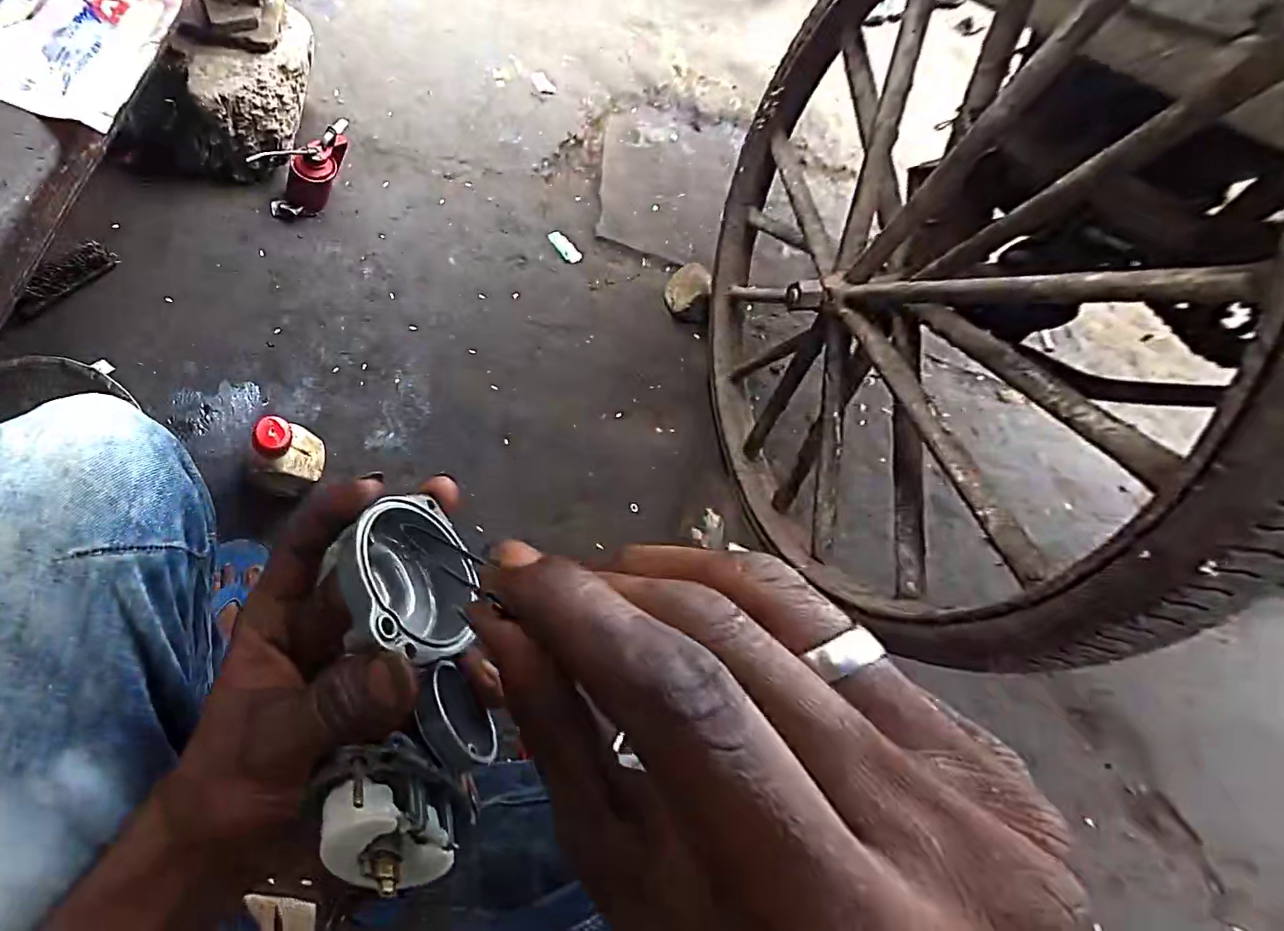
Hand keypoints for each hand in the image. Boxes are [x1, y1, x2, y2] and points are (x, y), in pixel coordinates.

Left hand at [156, 476, 461, 849]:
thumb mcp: (271, 739)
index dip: (332, 512)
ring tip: (478, 596)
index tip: (376, 486)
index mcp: (276, 620)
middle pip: (362, 574)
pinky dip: (446, 676)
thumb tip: (402, 669)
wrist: (227, 850)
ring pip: (396, 623)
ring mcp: (350, 671)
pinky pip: (415, 682)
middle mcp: (318, 634)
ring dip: (435, 607)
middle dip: (401, 539)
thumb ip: (331, 706)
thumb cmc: (228, 780)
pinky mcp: (376, 711)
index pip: (301, 549)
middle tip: (448, 504)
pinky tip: (481, 677)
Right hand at [466, 543, 1086, 929]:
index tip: (507, 574)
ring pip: (771, 604)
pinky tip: (670, 584)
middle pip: (721, 637)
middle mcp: (922, 822)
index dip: (579, 614)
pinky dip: (722, 584)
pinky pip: (818, 618)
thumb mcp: (628, 884)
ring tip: (590, 585)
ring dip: (652, 575)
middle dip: (599, 589)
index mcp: (828, 904)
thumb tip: (502, 630)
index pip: (681, 696)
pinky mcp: (971, 736)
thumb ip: (563, 745)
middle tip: (532, 585)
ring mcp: (966, 771)